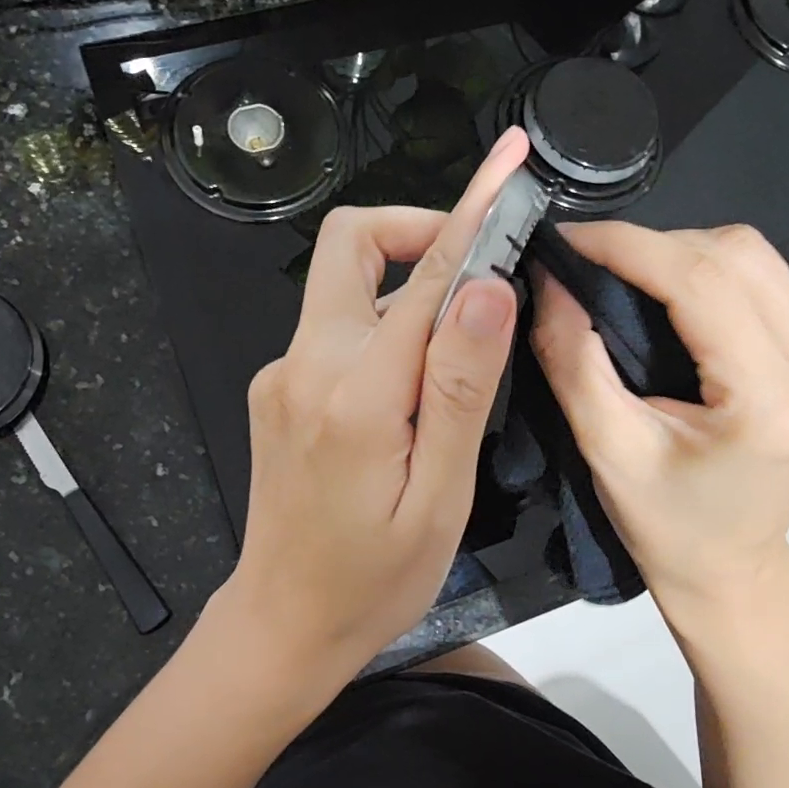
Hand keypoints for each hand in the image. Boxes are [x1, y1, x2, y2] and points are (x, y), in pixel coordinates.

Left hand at [220, 130, 531, 666]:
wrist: (284, 621)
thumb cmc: (373, 579)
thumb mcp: (438, 498)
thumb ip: (458, 390)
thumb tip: (487, 290)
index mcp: (354, 394)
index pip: (424, 278)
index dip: (475, 215)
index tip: (511, 166)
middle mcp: (305, 364)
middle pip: (350, 243)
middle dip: (419, 227)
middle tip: (479, 260)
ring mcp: (281, 373)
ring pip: (345, 285)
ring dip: (404, 284)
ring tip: (458, 340)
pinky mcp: (277, 388)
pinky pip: (335, 328)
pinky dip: (381, 326)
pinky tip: (411, 386)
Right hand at [529, 222, 788, 615]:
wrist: (728, 568)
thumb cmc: (663, 524)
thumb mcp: (605, 448)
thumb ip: (573, 358)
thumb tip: (550, 276)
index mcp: (775, 406)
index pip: (705, 283)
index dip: (630, 246)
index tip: (567, 238)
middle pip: (741, 256)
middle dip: (655, 245)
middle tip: (591, 263)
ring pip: (759, 260)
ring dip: (683, 254)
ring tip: (625, 277)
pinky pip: (770, 285)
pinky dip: (711, 275)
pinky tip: (671, 298)